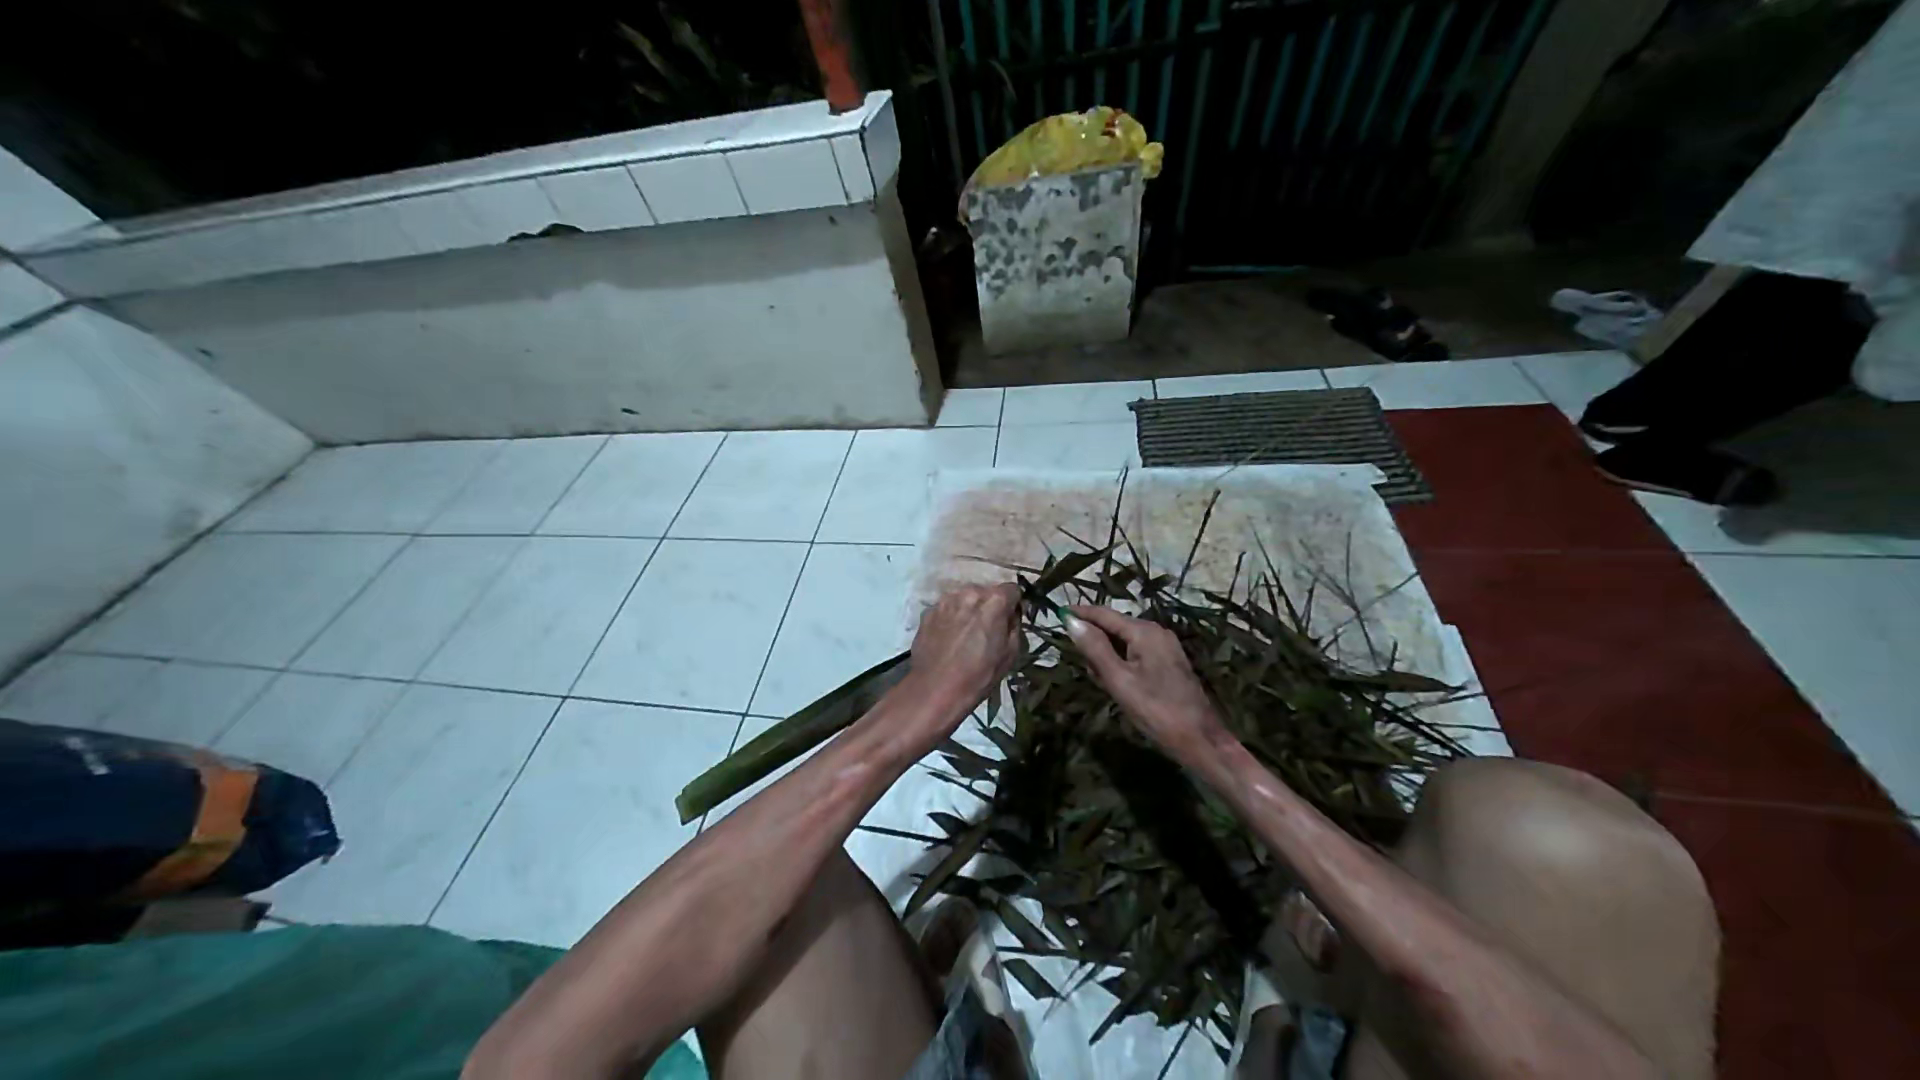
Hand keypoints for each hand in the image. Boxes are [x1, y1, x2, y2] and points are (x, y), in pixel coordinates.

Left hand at [905, 583, 1021, 719]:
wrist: (935, 688)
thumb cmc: (978, 675)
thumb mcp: (1010, 654)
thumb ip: (1014, 626)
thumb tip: (1010, 615)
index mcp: (994, 600)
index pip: (1012, 589)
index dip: (1013, 605)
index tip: (1009, 620)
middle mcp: (969, 592)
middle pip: (986, 592)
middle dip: (989, 607)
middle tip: (986, 630)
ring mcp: (945, 600)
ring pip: (965, 599)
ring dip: (969, 610)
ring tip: (965, 635)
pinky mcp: (928, 611)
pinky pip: (947, 609)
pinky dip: (951, 618)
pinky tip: (948, 638)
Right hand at [1067, 605, 1226, 760]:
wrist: (1198, 739)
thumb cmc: (1155, 710)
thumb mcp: (1119, 680)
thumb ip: (1095, 649)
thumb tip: (1071, 621)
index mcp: (1145, 632)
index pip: (1105, 614)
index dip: (1080, 613)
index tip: (1058, 612)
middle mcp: (1156, 632)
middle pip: (1115, 626)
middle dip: (1093, 639)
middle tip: (1075, 657)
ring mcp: (1165, 648)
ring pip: (1124, 642)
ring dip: (1106, 654)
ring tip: (1094, 676)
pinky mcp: (1168, 663)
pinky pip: (1136, 653)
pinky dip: (1120, 662)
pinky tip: (1113, 682)